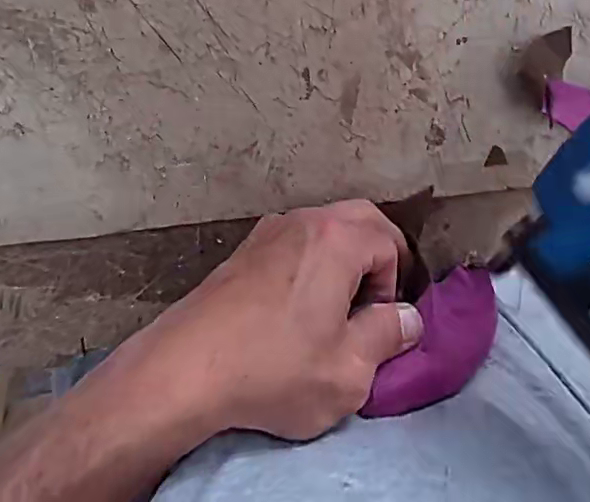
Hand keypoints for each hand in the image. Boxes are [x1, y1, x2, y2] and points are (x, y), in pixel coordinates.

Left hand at [118, 198, 423, 439]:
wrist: (181, 372)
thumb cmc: (270, 370)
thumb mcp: (347, 371)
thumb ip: (388, 337)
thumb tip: (408, 318)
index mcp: (339, 239)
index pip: (390, 246)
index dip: (394, 287)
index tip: (378, 326)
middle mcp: (308, 220)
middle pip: (364, 218)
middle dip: (379, 254)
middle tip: (373, 302)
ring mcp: (273, 229)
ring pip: (328, 224)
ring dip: (345, 255)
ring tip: (334, 305)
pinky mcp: (246, 248)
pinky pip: (297, 239)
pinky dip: (312, 258)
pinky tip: (296, 302)